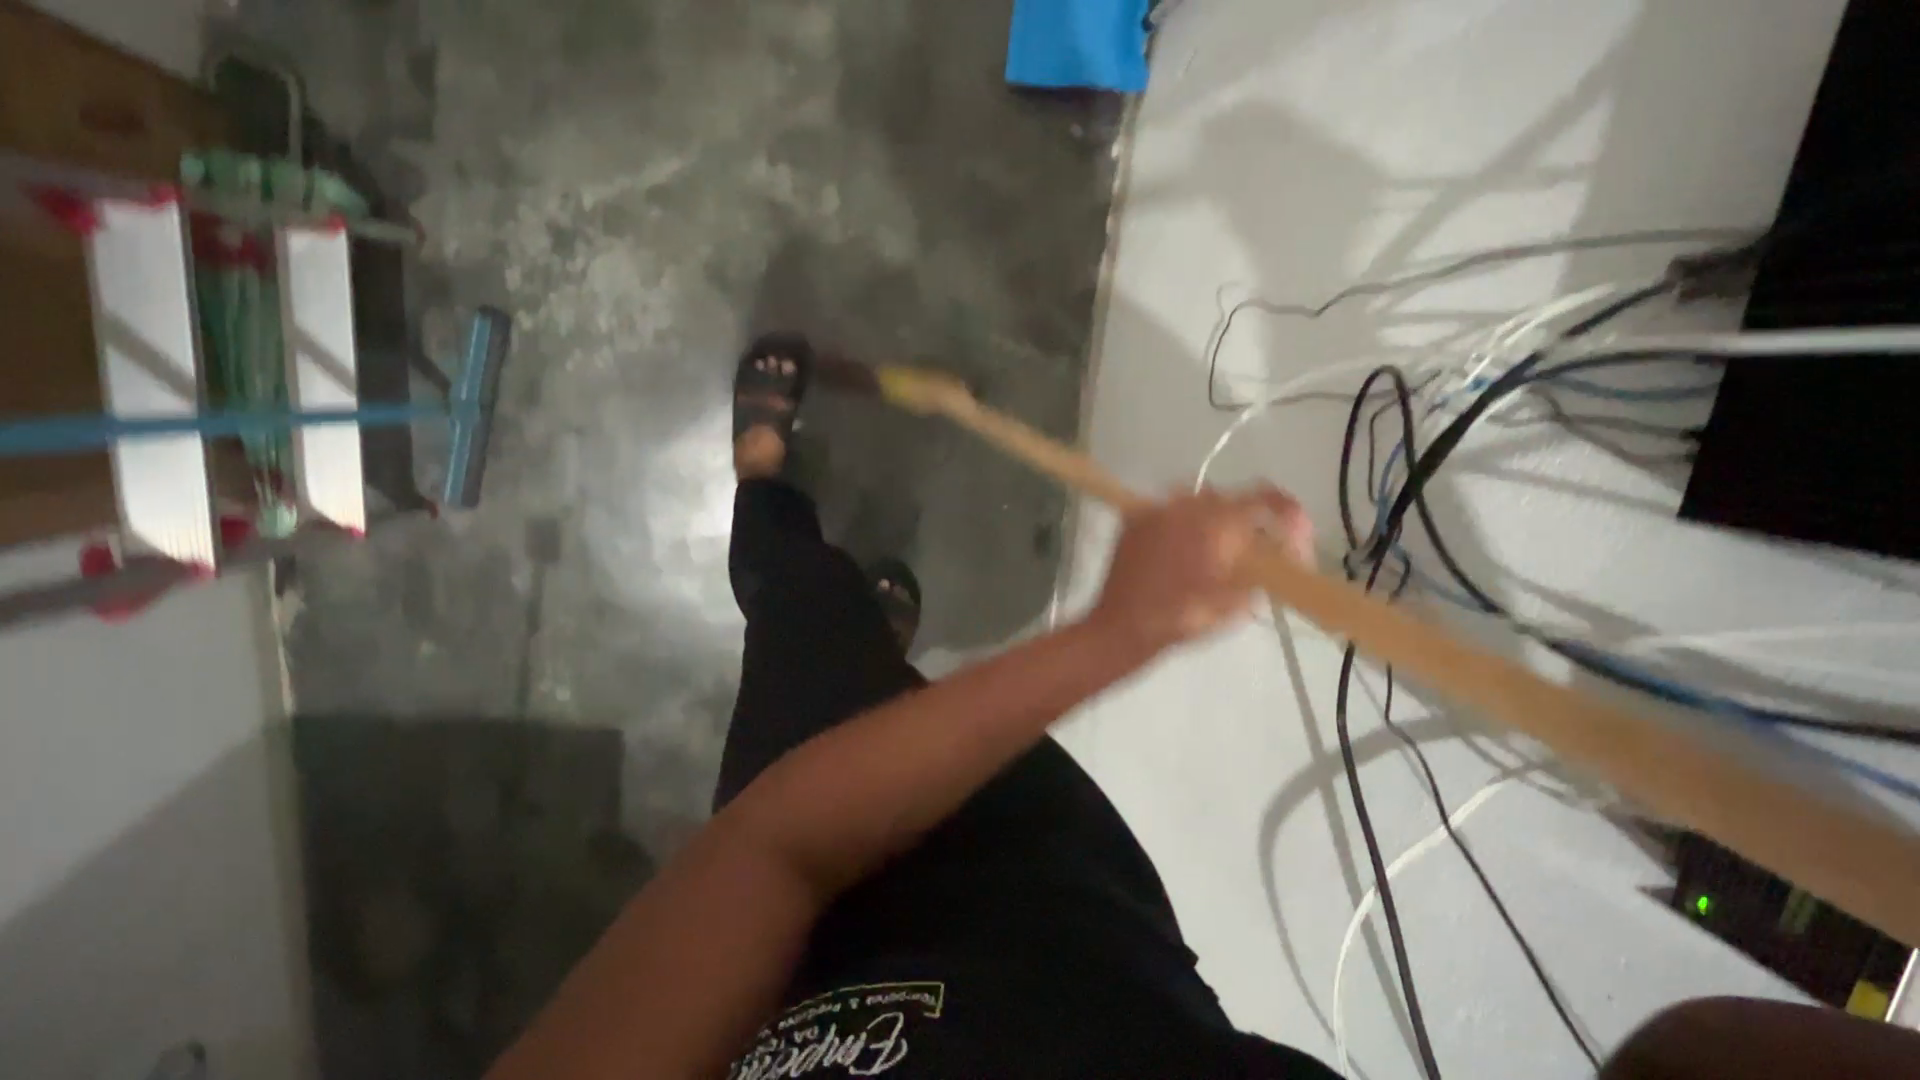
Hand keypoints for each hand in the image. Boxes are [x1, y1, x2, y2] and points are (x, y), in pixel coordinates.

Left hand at [1088, 487, 1313, 652]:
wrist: (1121, 627)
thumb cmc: (1182, 619)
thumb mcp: (1236, 601)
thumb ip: (1264, 570)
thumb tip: (1279, 555)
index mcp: (1217, 522)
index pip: (1265, 498)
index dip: (1288, 512)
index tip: (1297, 532)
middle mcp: (1187, 504)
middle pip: (1232, 499)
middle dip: (1248, 520)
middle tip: (1256, 548)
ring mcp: (1156, 508)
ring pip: (1199, 501)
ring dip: (1215, 520)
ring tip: (1218, 550)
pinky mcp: (1135, 519)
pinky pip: (1169, 510)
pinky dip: (1184, 524)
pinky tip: (1185, 550)